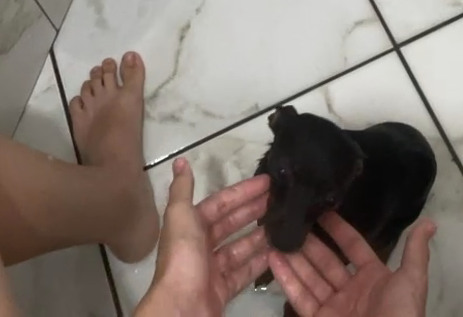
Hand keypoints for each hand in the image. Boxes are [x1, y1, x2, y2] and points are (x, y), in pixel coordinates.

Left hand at [135, 158, 271, 316]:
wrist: (181, 308)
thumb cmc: (182, 257)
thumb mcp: (179, 216)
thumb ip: (182, 189)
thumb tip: (180, 160)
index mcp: (190, 226)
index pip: (220, 203)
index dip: (242, 192)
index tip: (267, 181)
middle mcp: (200, 246)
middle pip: (231, 224)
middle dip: (253, 210)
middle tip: (280, 199)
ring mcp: (212, 270)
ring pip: (240, 248)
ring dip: (259, 235)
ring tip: (283, 222)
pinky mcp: (223, 291)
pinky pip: (244, 272)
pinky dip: (259, 262)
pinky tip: (277, 251)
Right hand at [265, 211, 434, 316]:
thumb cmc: (399, 316)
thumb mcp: (411, 282)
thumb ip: (415, 253)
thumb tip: (431, 223)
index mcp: (374, 278)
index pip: (352, 246)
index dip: (338, 229)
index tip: (321, 208)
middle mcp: (352, 290)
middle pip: (326, 260)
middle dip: (309, 241)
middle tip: (290, 218)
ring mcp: (334, 308)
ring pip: (310, 277)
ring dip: (294, 257)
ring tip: (275, 235)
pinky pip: (300, 298)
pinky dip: (287, 280)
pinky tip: (273, 260)